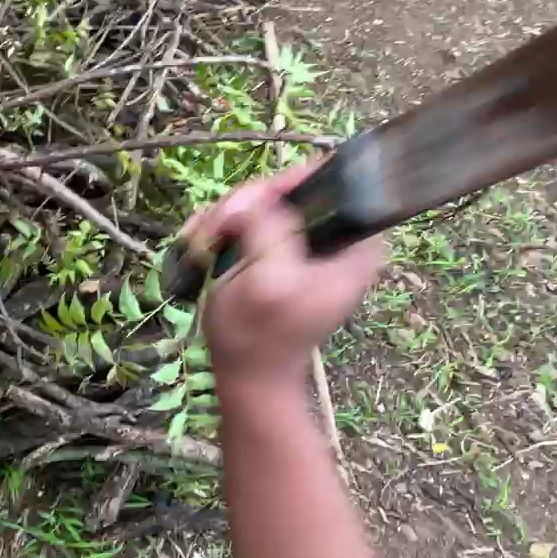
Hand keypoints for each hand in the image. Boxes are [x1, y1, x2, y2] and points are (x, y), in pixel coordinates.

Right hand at [183, 164, 383, 391]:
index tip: (242, 205)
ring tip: (199, 242)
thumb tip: (250, 196)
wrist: (248, 373)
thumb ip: (269, 229)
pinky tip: (200, 246)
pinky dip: (220, 232)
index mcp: (356, 244)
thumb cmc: (260, 334)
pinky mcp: (278, 255)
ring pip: (259, 206)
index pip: (329, 183)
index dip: (284, 184)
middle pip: (286, 192)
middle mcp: (336, 239)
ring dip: (222, 220)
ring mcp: (304, 247)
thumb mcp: (269, 278)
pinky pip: (247, 225)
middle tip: (211, 230)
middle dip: (241, 207)